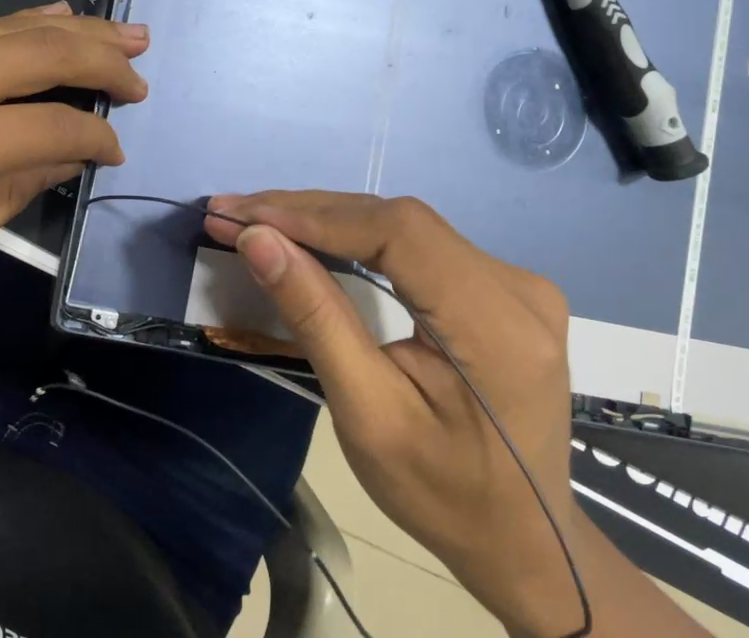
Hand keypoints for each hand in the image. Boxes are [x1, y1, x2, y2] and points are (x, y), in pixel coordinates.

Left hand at [0, 4, 148, 293]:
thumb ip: (7, 198)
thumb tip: (60, 159)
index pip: (55, 126)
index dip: (97, 138)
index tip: (115, 150)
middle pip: (46, 51)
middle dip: (105, 59)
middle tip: (143, 69)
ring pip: (13, 26)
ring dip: (74, 29)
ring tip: (125, 34)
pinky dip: (23, 24)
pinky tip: (56, 19)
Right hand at [203, 192, 583, 637]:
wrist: (519, 537)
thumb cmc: (440, 490)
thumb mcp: (366, 412)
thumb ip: (316, 317)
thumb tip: (258, 240)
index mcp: (497, 325)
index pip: (397, 233)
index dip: (312, 216)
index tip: (238, 217)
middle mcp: (517, 288)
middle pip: (398, 220)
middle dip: (306, 211)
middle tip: (228, 212)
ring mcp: (514, 286)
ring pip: (403, 225)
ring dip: (324, 218)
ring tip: (254, 219)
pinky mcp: (499, 291)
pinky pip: (415, 244)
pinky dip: (352, 236)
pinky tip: (308, 237)